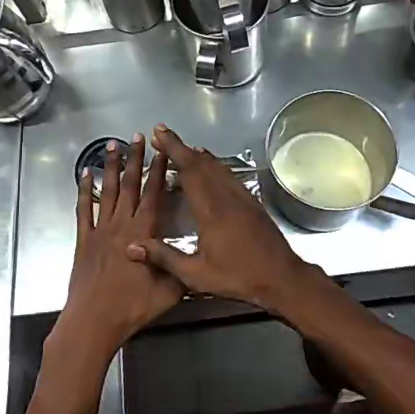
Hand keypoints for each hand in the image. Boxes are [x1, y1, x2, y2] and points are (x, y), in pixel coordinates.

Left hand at [54, 135, 181, 360]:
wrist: (94, 319)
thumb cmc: (133, 307)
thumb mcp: (169, 292)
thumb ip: (180, 269)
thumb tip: (196, 256)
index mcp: (143, 233)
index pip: (153, 195)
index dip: (158, 171)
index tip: (163, 151)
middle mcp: (121, 225)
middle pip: (129, 185)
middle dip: (135, 159)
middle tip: (138, 136)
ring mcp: (100, 229)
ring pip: (107, 191)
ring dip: (110, 166)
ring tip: (113, 145)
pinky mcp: (83, 238)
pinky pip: (84, 208)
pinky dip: (84, 190)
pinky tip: (85, 175)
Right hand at [131, 125, 322, 314]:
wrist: (284, 279)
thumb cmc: (239, 277)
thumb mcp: (197, 275)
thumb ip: (164, 258)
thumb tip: (131, 247)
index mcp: (210, 209)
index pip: (189, 170)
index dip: (173, 148)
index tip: (158, 133)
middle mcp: (225, 196)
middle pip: (200, 162)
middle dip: (180, 146)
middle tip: (160, 136)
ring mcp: (241, 197)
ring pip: (216, 166)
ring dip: (196, 154)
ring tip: (180, 149)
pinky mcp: (251, 202)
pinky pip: (228, 175)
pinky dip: (213, 165)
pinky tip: (208, 168)